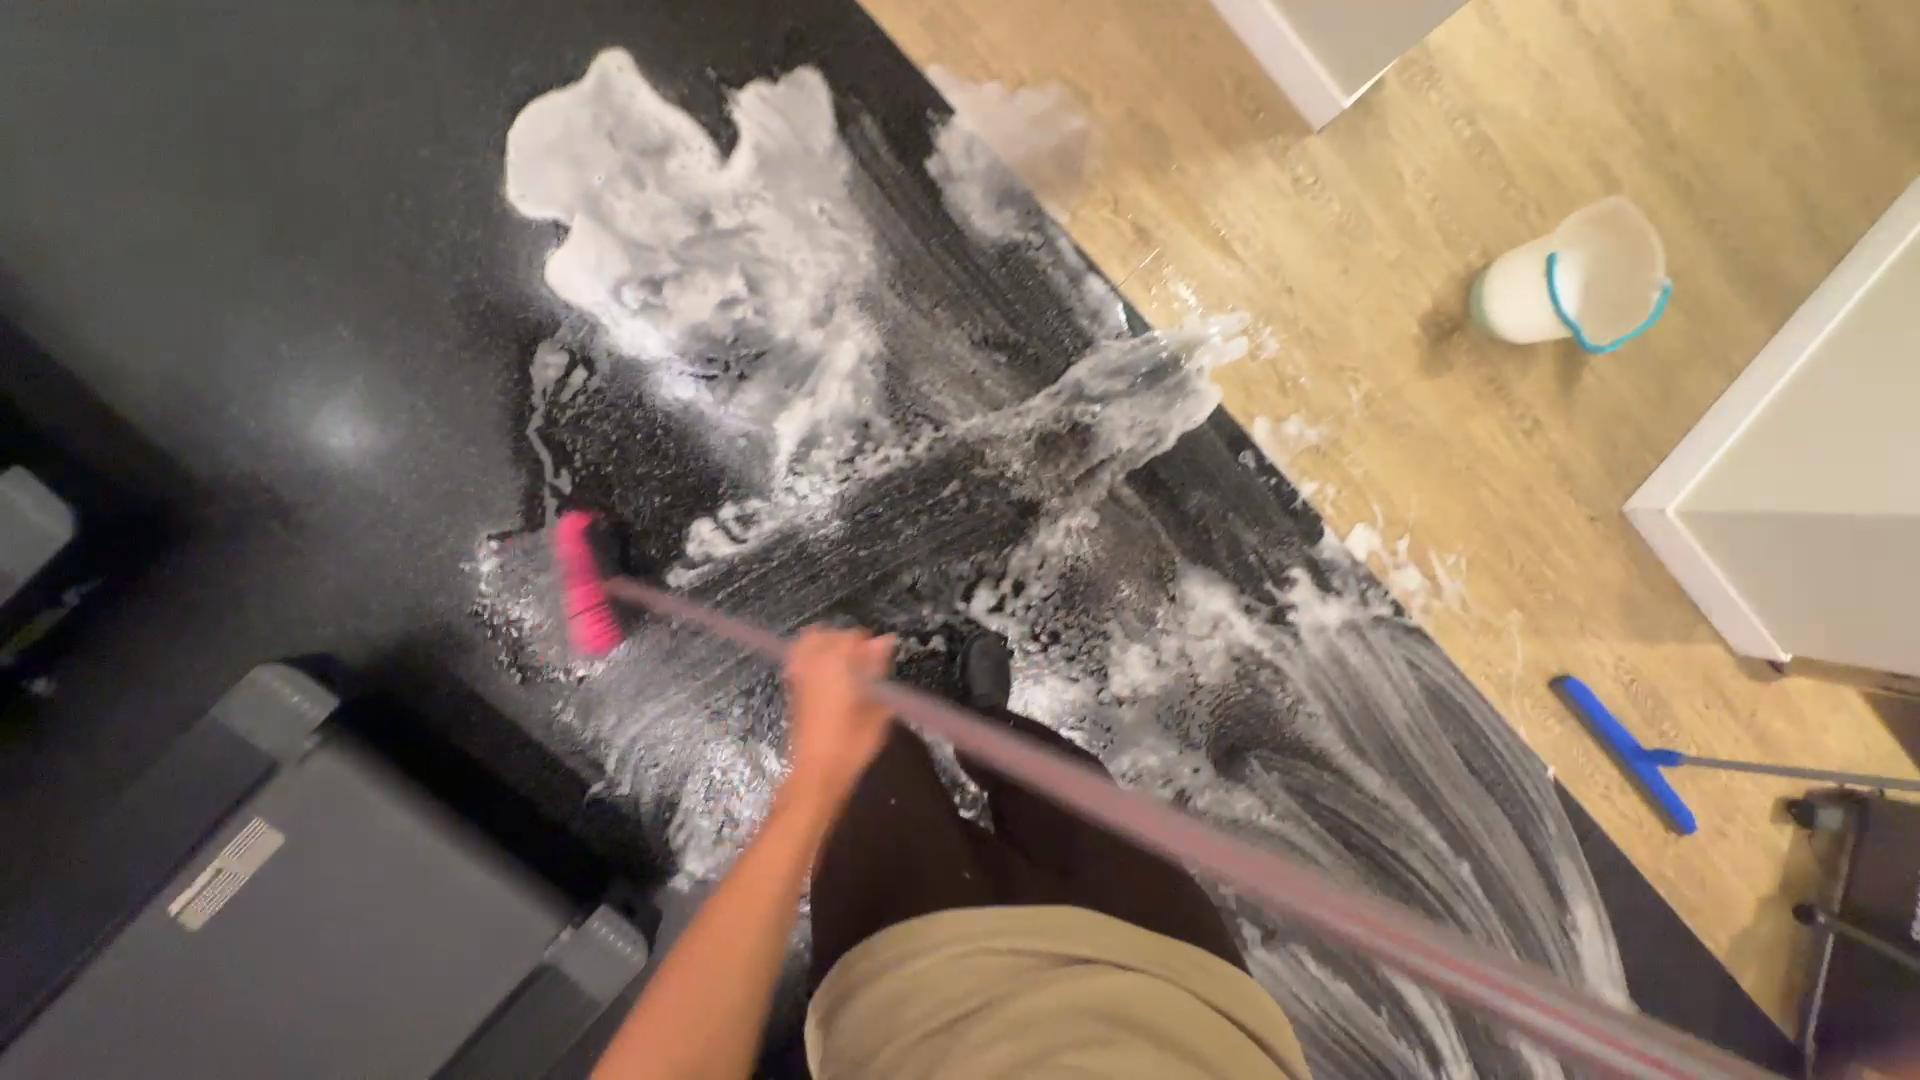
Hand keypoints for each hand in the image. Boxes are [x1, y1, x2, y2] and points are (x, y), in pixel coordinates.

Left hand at [782, 627, 896, 806]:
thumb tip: (886, 641)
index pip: (852, 636)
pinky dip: (811, 660)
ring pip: (807, 643)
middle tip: (861, 664)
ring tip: (842, 666)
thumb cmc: (853, 742)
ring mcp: (799, 675)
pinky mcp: (792, 689)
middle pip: (825, 634)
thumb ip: (878, 669)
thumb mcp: (878, 707)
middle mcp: (813, 663)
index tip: (878, 663)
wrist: (817, 771)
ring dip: (825, 647)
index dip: (867, 646)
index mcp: (837, 663)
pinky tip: (827, 679)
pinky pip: (798, 660)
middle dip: (844, 642)